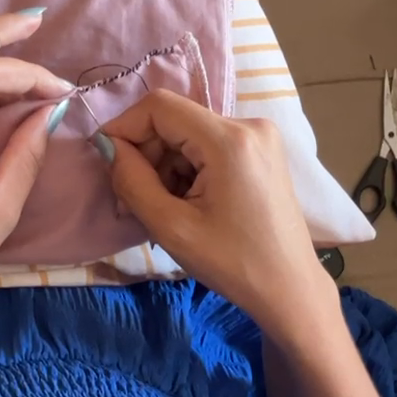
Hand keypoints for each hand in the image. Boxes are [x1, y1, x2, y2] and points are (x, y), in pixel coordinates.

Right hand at [101, 89, 335, 334]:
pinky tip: (186, 204)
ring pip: (189, 135)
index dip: (125, 128)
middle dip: (146, 155)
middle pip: (175, 121)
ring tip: (161, 210)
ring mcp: (259, 137)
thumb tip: (108, 146)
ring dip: (165, 167)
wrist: (289, 289)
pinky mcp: (261, 152)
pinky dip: (187, 170)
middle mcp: (248, 124)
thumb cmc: (232, 263)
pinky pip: (208, 147)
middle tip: (131, 201)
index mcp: (229, 139)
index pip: (160, 106)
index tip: (107, 163)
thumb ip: (132, 180)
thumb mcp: (171, 227)